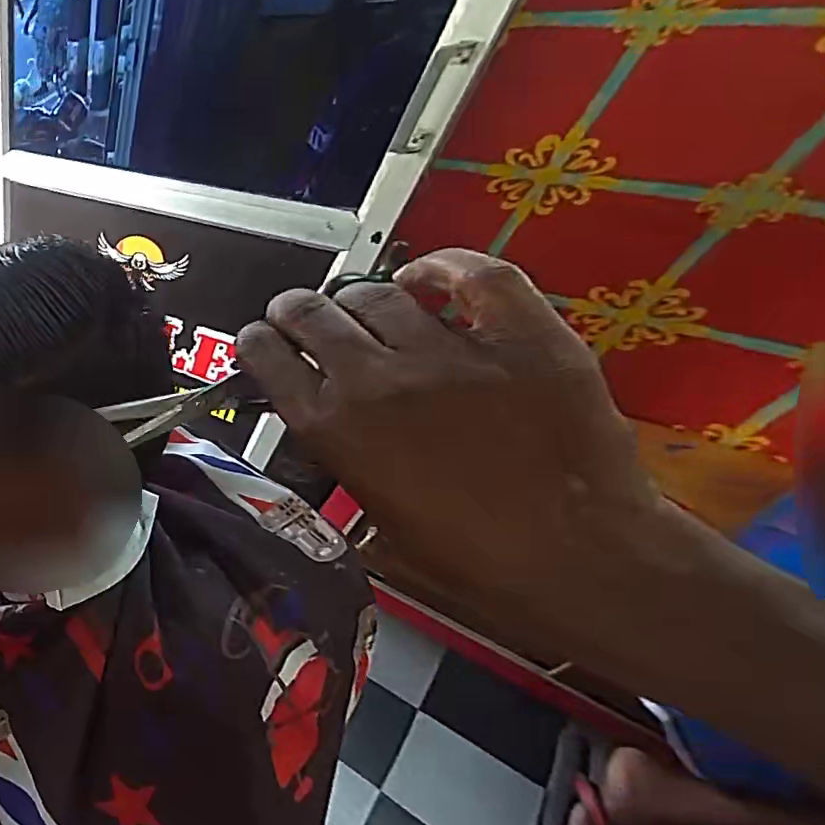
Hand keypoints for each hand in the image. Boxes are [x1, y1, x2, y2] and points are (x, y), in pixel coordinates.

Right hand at [235, 249, 665, 621]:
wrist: (568, 558)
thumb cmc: (458, 549)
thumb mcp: (359, 502)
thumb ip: (329, 449)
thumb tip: (315, 413)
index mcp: (329, 426)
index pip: (265, 354)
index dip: (256, 340)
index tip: (260, 338)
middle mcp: (375, 383)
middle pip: (310, 312)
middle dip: (294, 310)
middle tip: (299, 313)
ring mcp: (449, 357)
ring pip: (376, 293)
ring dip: (356, 297)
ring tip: (361, 304)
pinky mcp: (524, 342)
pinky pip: (476, 277)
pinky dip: (443, 266)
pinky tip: (424, 275)